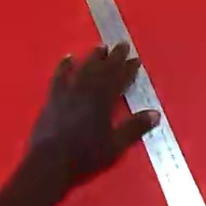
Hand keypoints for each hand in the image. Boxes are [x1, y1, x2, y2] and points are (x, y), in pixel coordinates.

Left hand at [23, 44, 160, 193]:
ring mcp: (68, 92)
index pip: (119, 79)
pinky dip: (64, 65)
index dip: (129, 69)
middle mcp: (86, 91)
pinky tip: (68, 57)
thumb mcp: (115, 146)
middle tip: (122, 44)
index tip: (136, 59)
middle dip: (114, 57)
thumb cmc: (86, 155)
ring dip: (93, 57)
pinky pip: (59, 76)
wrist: (50, 161)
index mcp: (103, 101)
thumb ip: (134, 128)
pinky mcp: (53, 97)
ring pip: (83, 69)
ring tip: (101, 47)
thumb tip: (155, 113)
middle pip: (102, 69)